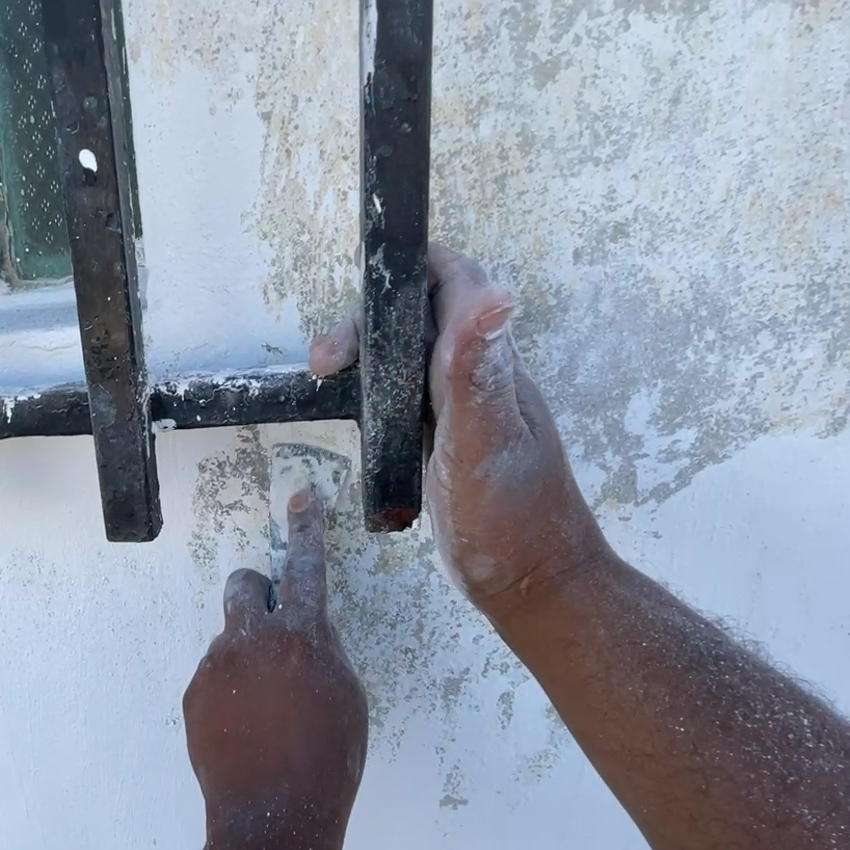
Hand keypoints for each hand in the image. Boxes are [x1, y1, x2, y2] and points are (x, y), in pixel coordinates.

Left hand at [182, 491, 368, 841]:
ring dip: (247, 657)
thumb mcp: (347, 696)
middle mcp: (252, 640)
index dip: (307, 529)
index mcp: (302, 638)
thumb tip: (303, 630)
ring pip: (231, 639)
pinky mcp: (194, 692)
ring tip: (265, 711)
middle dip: (258, 591)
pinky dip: (229, 690)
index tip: (303, 497)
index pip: (308, 569)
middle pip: (244, 584)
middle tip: (272, 623)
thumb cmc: (328, 759)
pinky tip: (243, 729)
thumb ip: (323, 651)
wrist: (274, 815)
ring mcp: (216, 665)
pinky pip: (214, 675)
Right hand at [308, 243, 612, 621]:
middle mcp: (473, 379)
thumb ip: (476, 375)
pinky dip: (367, 390)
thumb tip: (493, 293)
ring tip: (323, 377)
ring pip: (403, 358)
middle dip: (366, 325)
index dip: (417, 269)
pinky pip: (398, 396)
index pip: (458, 286)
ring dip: (362, 356)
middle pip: (416, 321)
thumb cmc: (510, 519)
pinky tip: (346, 410)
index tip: (368, 277)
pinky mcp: (437, 440)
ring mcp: (454, 411)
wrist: (527, 581)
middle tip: (322, 362)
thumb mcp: (485, 446)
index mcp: (489, 369)